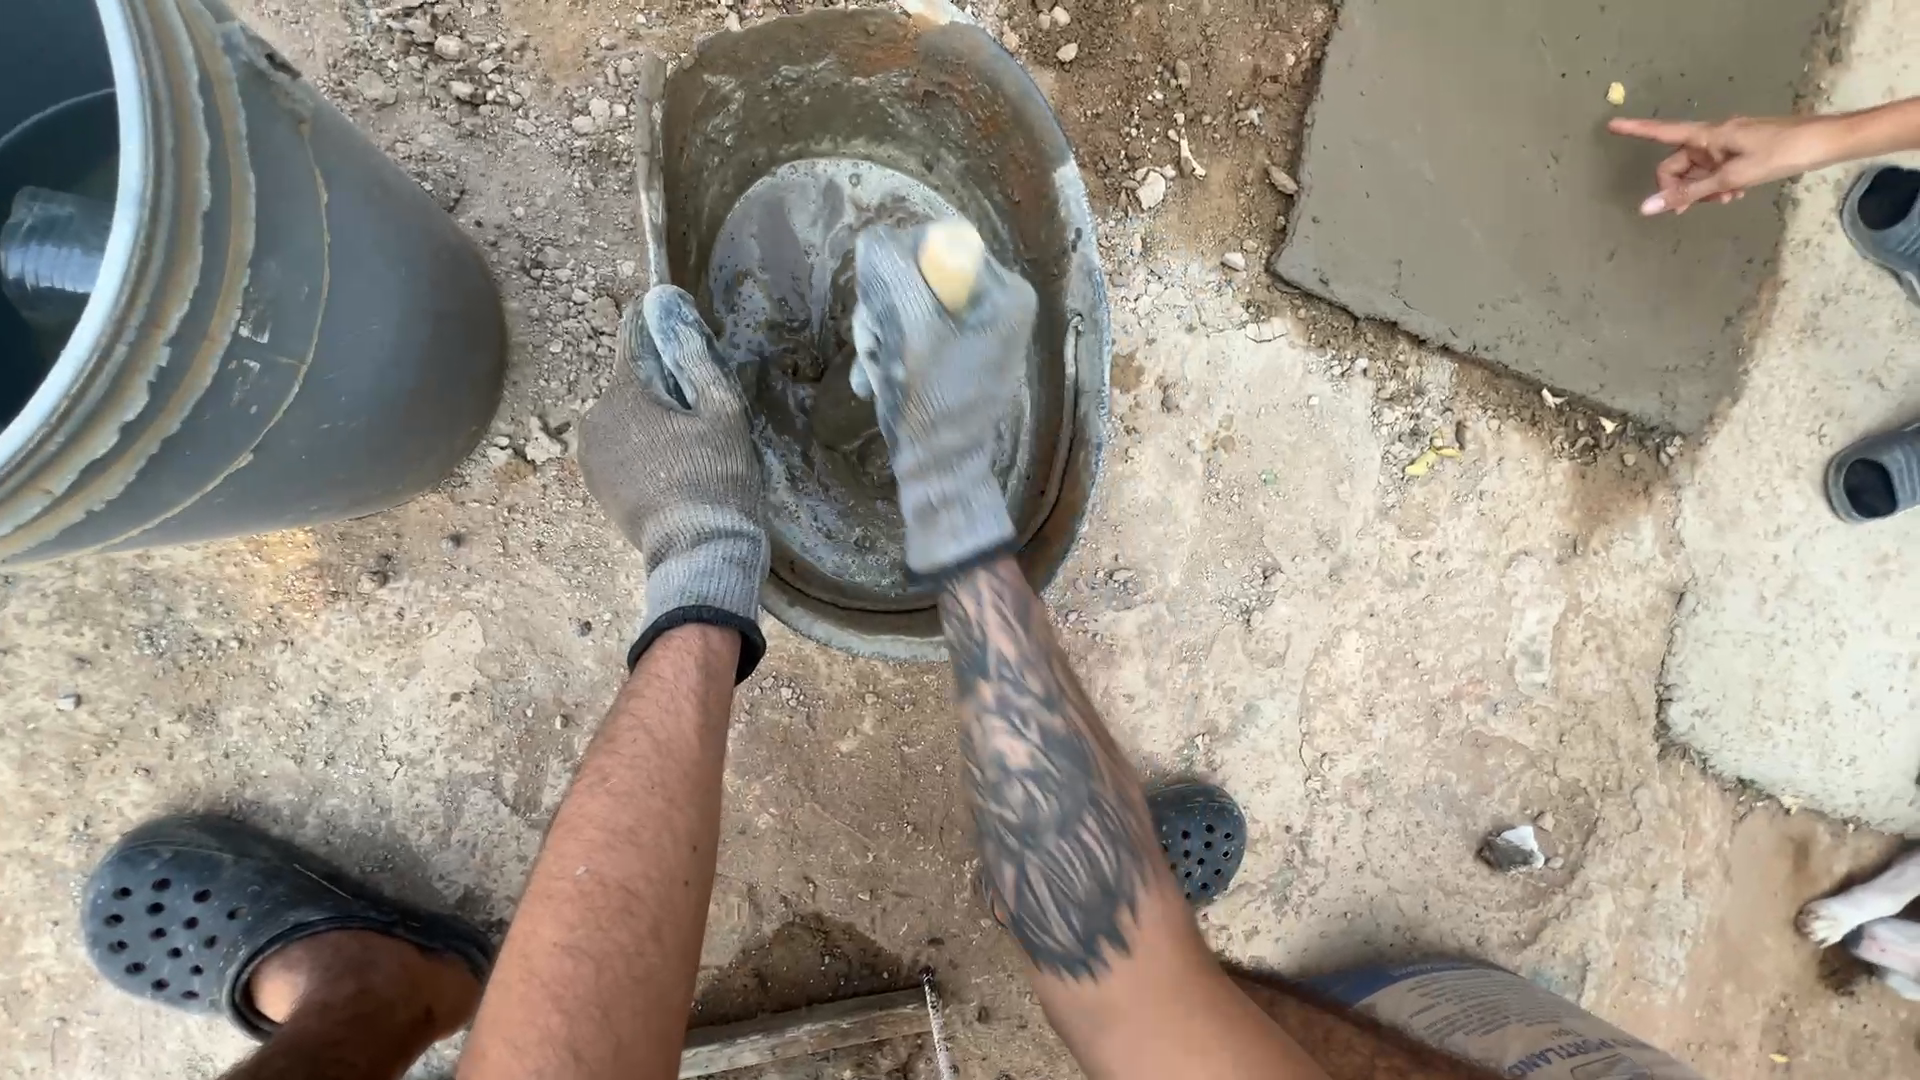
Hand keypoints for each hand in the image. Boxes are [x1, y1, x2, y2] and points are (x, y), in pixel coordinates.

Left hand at [580, 285, 767, 681]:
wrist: (698, 549)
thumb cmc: (717, 478)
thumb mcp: (723, 414)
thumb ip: (697, 359)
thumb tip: (673, 310)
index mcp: (623, 393)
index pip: (636, 343)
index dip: (661, 335)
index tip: (681, 334)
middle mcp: (594, 418)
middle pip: (634, 389)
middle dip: (663, 396)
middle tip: (702, 422)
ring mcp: (590, 457)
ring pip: (626, 424)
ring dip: (652, 428)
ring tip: (691, 455)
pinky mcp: (596, 488)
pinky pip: (621, 455)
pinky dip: (643, 457)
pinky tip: (674, 476)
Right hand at [852, 221, 1038, 575]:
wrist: (937, 472)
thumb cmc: (929, 403)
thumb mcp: (907, 326)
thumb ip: (893, 268)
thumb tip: (877, 239)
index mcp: (1006, 294)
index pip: (939, 243)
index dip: (897, 269)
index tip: (881, 307)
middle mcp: (999, 309)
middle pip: (920, 274)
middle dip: (884, 311)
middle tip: (875, 345)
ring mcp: (978, 336)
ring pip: (907, 305)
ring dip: (879, 336)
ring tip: (877, 374)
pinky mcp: (957, 359)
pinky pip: (912, 335)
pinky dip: (889, 355)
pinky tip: (879, 383)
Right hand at [1609, 114, 1843, 214]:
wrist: (1831, 141)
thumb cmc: (1782, 153)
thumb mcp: (1731, 178)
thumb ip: (1687, 194)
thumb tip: (1645, 207)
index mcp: (1708, 135)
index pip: (1662, 132)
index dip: (1636, 129)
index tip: (1611, 124)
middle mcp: (1714, 136)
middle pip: (1677, 164)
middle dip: (1679, 187)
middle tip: (1688, 209)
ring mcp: (1728, 143)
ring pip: (1697, 171)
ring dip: (1702, 189)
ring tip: (1724, 200)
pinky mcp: (1741, 149)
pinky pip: (1715, 170)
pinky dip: (1717, 184)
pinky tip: (1732, 194)